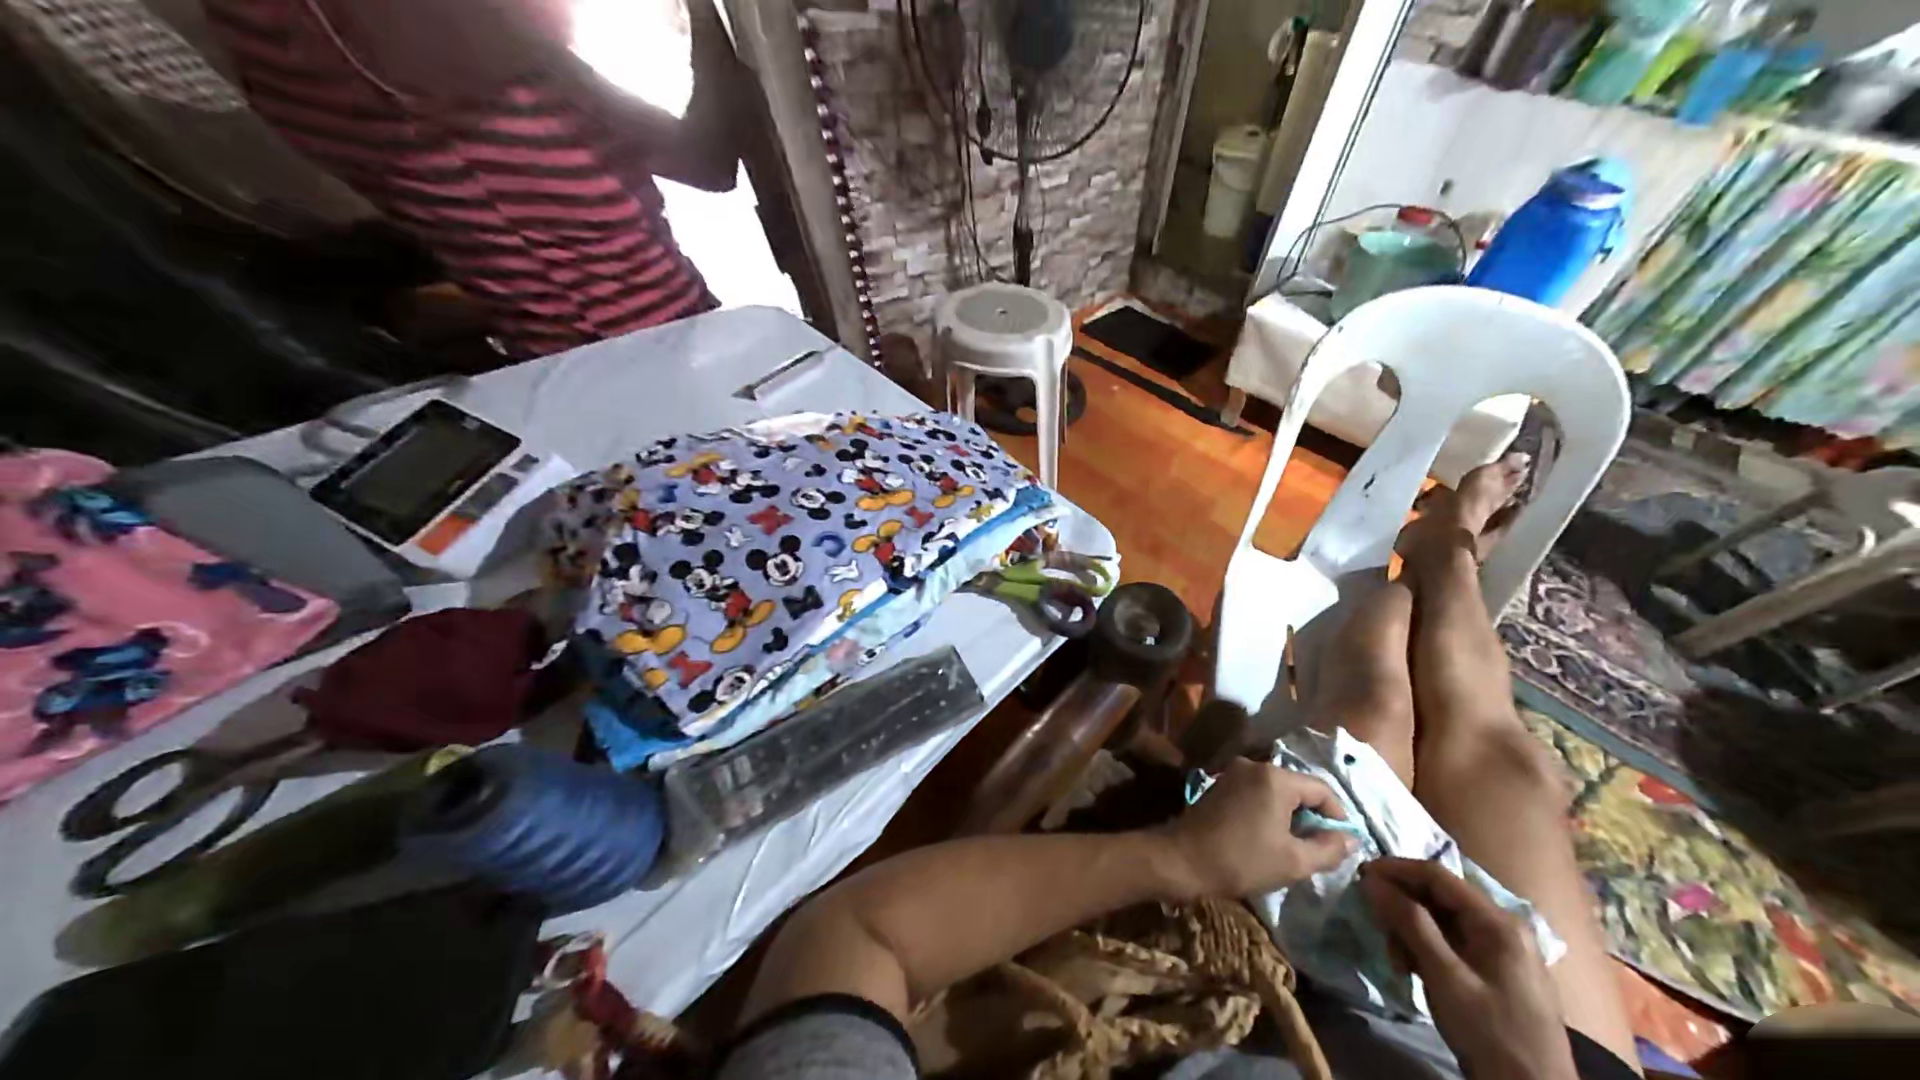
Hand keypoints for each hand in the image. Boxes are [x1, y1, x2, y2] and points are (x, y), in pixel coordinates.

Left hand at [1155, 759, 1355, 899]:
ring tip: (1294, 844)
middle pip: (1298, 786)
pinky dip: (1268, 809)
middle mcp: (1254, 765)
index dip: (1338, 816)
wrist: (1183, 859)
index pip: (1322, 789)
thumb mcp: (1294, 861)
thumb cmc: (1242, 860)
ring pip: (1276, 789)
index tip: (1341, 843)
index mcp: (1275, 778)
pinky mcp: (1219, 784)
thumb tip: (1350, 838)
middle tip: (1319, 847)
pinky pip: (1256, 792)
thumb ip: (1329, 848)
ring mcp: (1233, 773)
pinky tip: (1268, 835)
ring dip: (1290, 813)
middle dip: (1312, 815)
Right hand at [1361, 858, 1578, 1079]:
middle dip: (1402, 907)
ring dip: (1410, 931)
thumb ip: (1409, 922)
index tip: (1360, 876)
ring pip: (1440, 919)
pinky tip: (1413, 970)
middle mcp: (1502, 926)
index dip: (1395, 869)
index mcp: (1498, 922)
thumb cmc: (1491, 1032)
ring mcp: (1501, 949)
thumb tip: (1373, 880)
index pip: (1437, 874)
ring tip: (1397, 960)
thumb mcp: (1445, 976)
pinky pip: (1450, 941)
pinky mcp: (1495, 969)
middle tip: (1376, 926)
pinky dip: (1426, 948)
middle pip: (1438, 896)